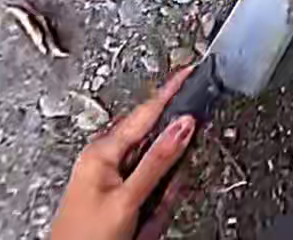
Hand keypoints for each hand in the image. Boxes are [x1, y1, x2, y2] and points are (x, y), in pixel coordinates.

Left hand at [50, 66, 197, 239]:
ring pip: (155, 166)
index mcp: (101, 152)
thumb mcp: (127, 200)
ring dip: (162, 187)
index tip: (191, 70)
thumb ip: (158, 160)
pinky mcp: (115, 194)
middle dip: (170, 159)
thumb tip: (185, 122)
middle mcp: (104, 159)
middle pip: (155, 139)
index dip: (172, 90)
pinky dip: (156, 200)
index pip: (147, 111)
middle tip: (174, 180)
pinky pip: (149, 185)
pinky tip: (146, 221)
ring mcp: (109, 177)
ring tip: (149, 217)